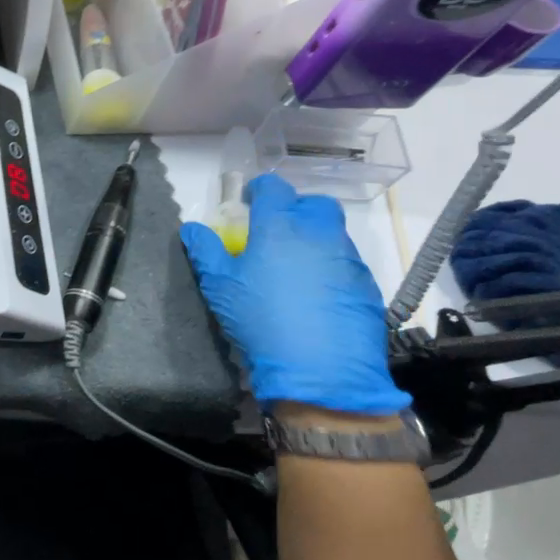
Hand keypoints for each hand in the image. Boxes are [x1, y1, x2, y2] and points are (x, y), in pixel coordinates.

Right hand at [180, 174, 408, 416]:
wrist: (322, 371)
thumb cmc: (260, 318)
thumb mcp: (219, 284)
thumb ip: (205, 249)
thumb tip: (193, 228)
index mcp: (281, 226)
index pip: (274, 187)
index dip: (259, 190)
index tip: (247, 205)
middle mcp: (320, 235)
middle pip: (314, 204)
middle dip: (295, 209)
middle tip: (273, 233)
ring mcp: (349, 261)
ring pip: (332, 234)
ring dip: (312, 240)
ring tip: (291, 269)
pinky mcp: (367, 288)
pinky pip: (345, 264)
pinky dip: (328, 268)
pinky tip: (312, 295)